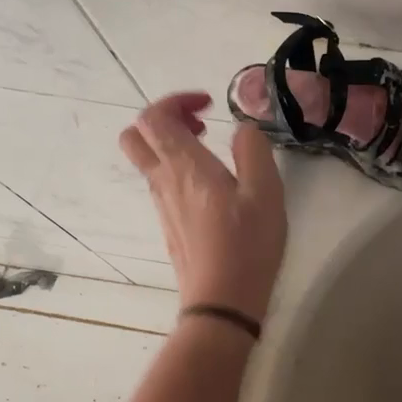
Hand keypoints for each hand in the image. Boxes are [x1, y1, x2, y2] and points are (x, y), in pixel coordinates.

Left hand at [118, 92, 286, 322]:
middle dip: (163, 119)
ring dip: (171, 145)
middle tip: (200, 125)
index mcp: (184, 166)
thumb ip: (253, 150)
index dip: (176, 101)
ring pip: (147, 161)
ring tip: (212, 152)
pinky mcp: (169, 225)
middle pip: (136, 136)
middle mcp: (164, 181)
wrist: (221, 301)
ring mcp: (162, 205)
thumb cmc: (248, 244)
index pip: (154, 117)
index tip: (208, 105)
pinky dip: (178, 169)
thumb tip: (243, 127)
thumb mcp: (266, 192)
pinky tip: (213, 187)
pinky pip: (161, 183)